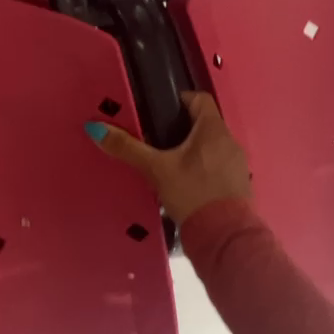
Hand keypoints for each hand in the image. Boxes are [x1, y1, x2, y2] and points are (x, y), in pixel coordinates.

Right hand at [87, 91, 251, 223]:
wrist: (223, 234)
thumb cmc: (191, 191)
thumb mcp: (154, 169)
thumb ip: (127, 148)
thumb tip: (95, 128)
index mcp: (212, 130)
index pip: (199, 99)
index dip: (179, 100)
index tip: (159, 111)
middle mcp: (229, 141)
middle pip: (204, 123)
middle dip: (181, 128)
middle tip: (156, 139)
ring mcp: (237, 163)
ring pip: (211, 145)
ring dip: (192, 149)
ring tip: (168, 163)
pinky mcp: (238, 182)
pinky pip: (217, 164)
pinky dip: (202, 167)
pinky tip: (186, 182)